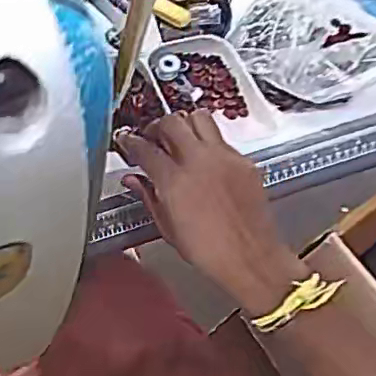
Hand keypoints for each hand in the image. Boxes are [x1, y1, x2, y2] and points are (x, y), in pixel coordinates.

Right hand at [115, 111, 304, 313]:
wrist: (249, 257)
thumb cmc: (209, 251)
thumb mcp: (167, 227)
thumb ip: (148, 197)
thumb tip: (134, 181)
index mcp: (174, 181)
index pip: (145, 148)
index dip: (130, 141)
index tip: (126, 140)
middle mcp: (199, 162)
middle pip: (171, 122)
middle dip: (156, 126)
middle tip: (151, 137)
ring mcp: (224, 158)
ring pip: (199, 118)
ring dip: (183, 124)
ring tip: (177, 139)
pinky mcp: (243, 161)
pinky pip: (220, 138)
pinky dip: (206, 141)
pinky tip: (202, 159)